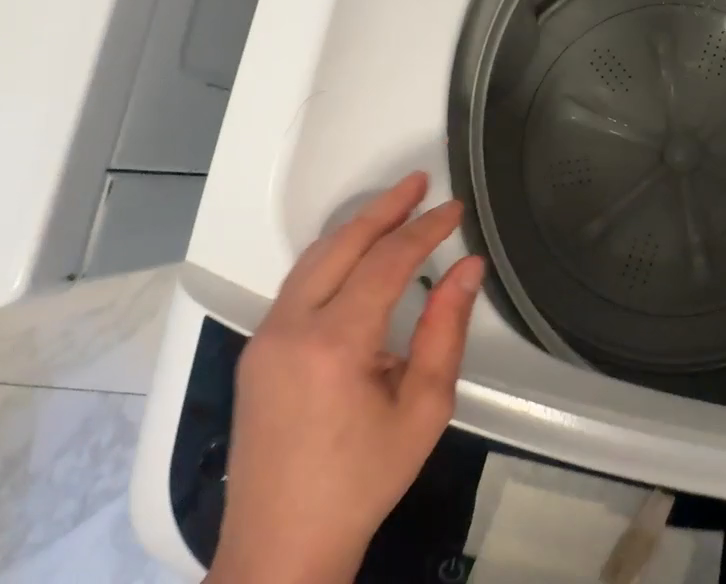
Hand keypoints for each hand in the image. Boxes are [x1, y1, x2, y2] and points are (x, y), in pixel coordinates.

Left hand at [209, 173, 484, 583]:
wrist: (282, 544)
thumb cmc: (364, 480)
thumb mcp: (423, 408)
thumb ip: (446, 330)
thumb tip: (467, 269)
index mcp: (334, 343)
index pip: (387, 262)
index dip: (425, 229)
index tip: (456, 209)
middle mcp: (290, 328)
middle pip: (340, 246)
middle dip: (383, 208)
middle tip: (420, 181)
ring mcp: (265, 338)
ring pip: (311, 261)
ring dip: (354, 228)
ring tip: (394, 206)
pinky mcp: (257, 352)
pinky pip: (297, 286)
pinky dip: (332, 257)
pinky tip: (357, 255)